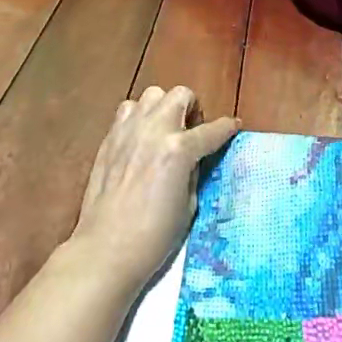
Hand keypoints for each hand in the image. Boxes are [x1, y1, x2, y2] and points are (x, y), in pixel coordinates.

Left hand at [67, 86, 238, 290]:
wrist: (107, 247)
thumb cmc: (154, 235)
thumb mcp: (189, 204)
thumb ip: (193, 171)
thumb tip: (193, 157)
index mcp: (179, 149)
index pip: (212, 130)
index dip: (228, 128)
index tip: (234, 126)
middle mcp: (154, 130)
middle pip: (180, 95)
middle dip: (193, 109)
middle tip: (191, 132)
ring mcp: (129, 129)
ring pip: (153, 95)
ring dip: (164, 108)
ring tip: (164, 132)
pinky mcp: (109, 136)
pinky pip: (129, 110)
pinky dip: (140, 116)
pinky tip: (141, 139)